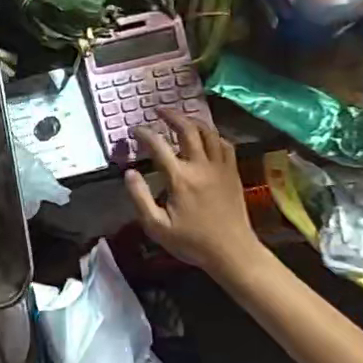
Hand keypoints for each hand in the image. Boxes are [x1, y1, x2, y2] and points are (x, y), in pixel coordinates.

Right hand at [124, 108, 261, 273]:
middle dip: (171, 116)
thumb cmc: (192, 242)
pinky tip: (206, 137)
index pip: (158, 146)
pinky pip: (225, 144)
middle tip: (159, 111)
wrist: (232, 252)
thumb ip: (140, 198)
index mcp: (180, 178)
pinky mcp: (233, 172)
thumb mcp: (157, 227)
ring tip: (181, 118)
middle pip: (187, 129)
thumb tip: (130, 173)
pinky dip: (213, 135)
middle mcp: (201, 166)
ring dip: (192, 121)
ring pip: (208, 132)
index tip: (136, 130)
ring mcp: (220, 167)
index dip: (145, 134)